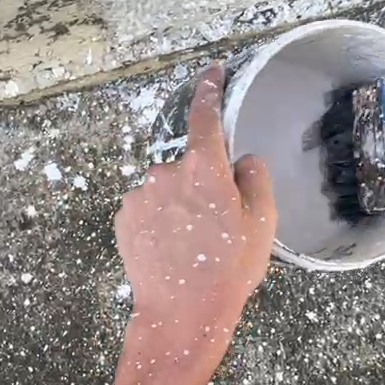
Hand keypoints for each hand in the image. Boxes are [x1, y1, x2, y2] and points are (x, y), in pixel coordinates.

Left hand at [116, 65, 275, 354]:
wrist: (181, 313)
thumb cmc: (228, 269)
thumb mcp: (261, 223)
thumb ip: (255, 179)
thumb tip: (242, 160)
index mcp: (203, 169)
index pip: (205, 114)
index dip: (210, 88)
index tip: (213, 71)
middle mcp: (165, 173)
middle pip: (188, 166)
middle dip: (200, 186)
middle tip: (214, 225)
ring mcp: (139, 197)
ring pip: (165, 190)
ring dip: (177, 206)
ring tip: (192, 245)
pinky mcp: (123, 219)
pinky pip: (146, 209)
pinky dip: (158, 222)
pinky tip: (171, 250)